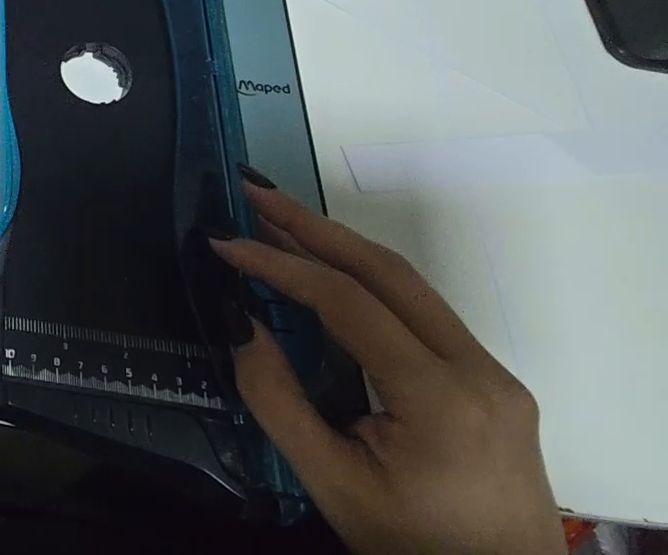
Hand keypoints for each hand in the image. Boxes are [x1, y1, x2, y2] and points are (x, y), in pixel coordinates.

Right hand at [213, 176, 563, 554]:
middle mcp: (478, 371)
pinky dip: (360, 276)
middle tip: (250, 193)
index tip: (222, 243)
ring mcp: (490, 372)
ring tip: (274, 215)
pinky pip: (416, 308)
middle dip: (311, 224)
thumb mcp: (328, 478)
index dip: (278, 264)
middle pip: (387, 273)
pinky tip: (319, 266)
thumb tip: (239, 321)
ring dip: (335, 243)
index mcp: (440, 397)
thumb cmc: (410, 541)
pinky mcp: (486, 379)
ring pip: (406, 283)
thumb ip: (275, 395)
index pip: (347, 302)